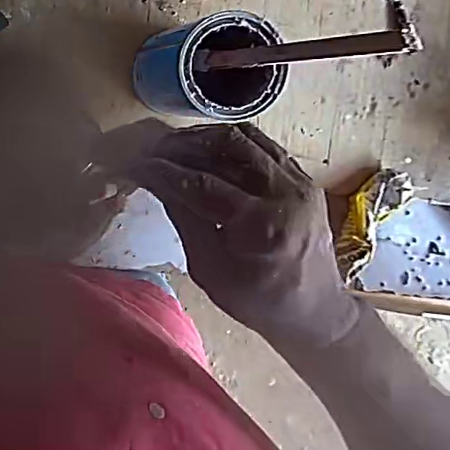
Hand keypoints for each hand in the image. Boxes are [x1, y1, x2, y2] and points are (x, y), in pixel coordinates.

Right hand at [129, 123, 360, 351]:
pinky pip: (261, 146)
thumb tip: (153, 181)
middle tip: (150, 150)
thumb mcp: (208, 266)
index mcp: (261, 223)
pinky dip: (228, 143)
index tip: (134, 165)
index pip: (200, 182)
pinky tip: (205, 151)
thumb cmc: (256, 299)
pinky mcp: (301, 181)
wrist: (315, 311)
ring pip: (245, 138)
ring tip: (174, 146)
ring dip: (204, 137)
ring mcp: (299, 183)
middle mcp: (285, 194)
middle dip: (180, 145)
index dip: (161, 171)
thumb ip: (183, 217)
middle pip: (225, 147)